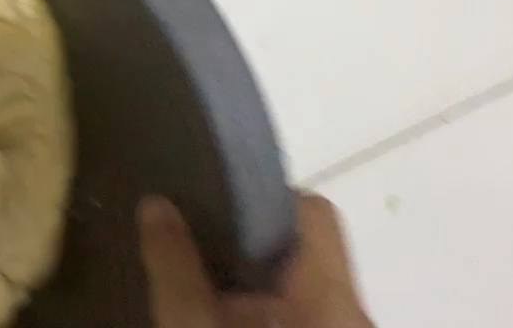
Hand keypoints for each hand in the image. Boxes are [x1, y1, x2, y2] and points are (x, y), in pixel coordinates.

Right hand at [141, 193, 374, 327]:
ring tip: (195, 297)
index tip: (209, 206)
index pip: (315, 212)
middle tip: (187, 253)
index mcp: (329, 298)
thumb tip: (158, 202)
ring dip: (249, 289)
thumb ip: (174, 265)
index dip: (264, 198)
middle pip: (302, 254)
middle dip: (242, 248)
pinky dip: (261, 321)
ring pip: (299, 296)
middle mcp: (353, 321)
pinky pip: (302, 326)